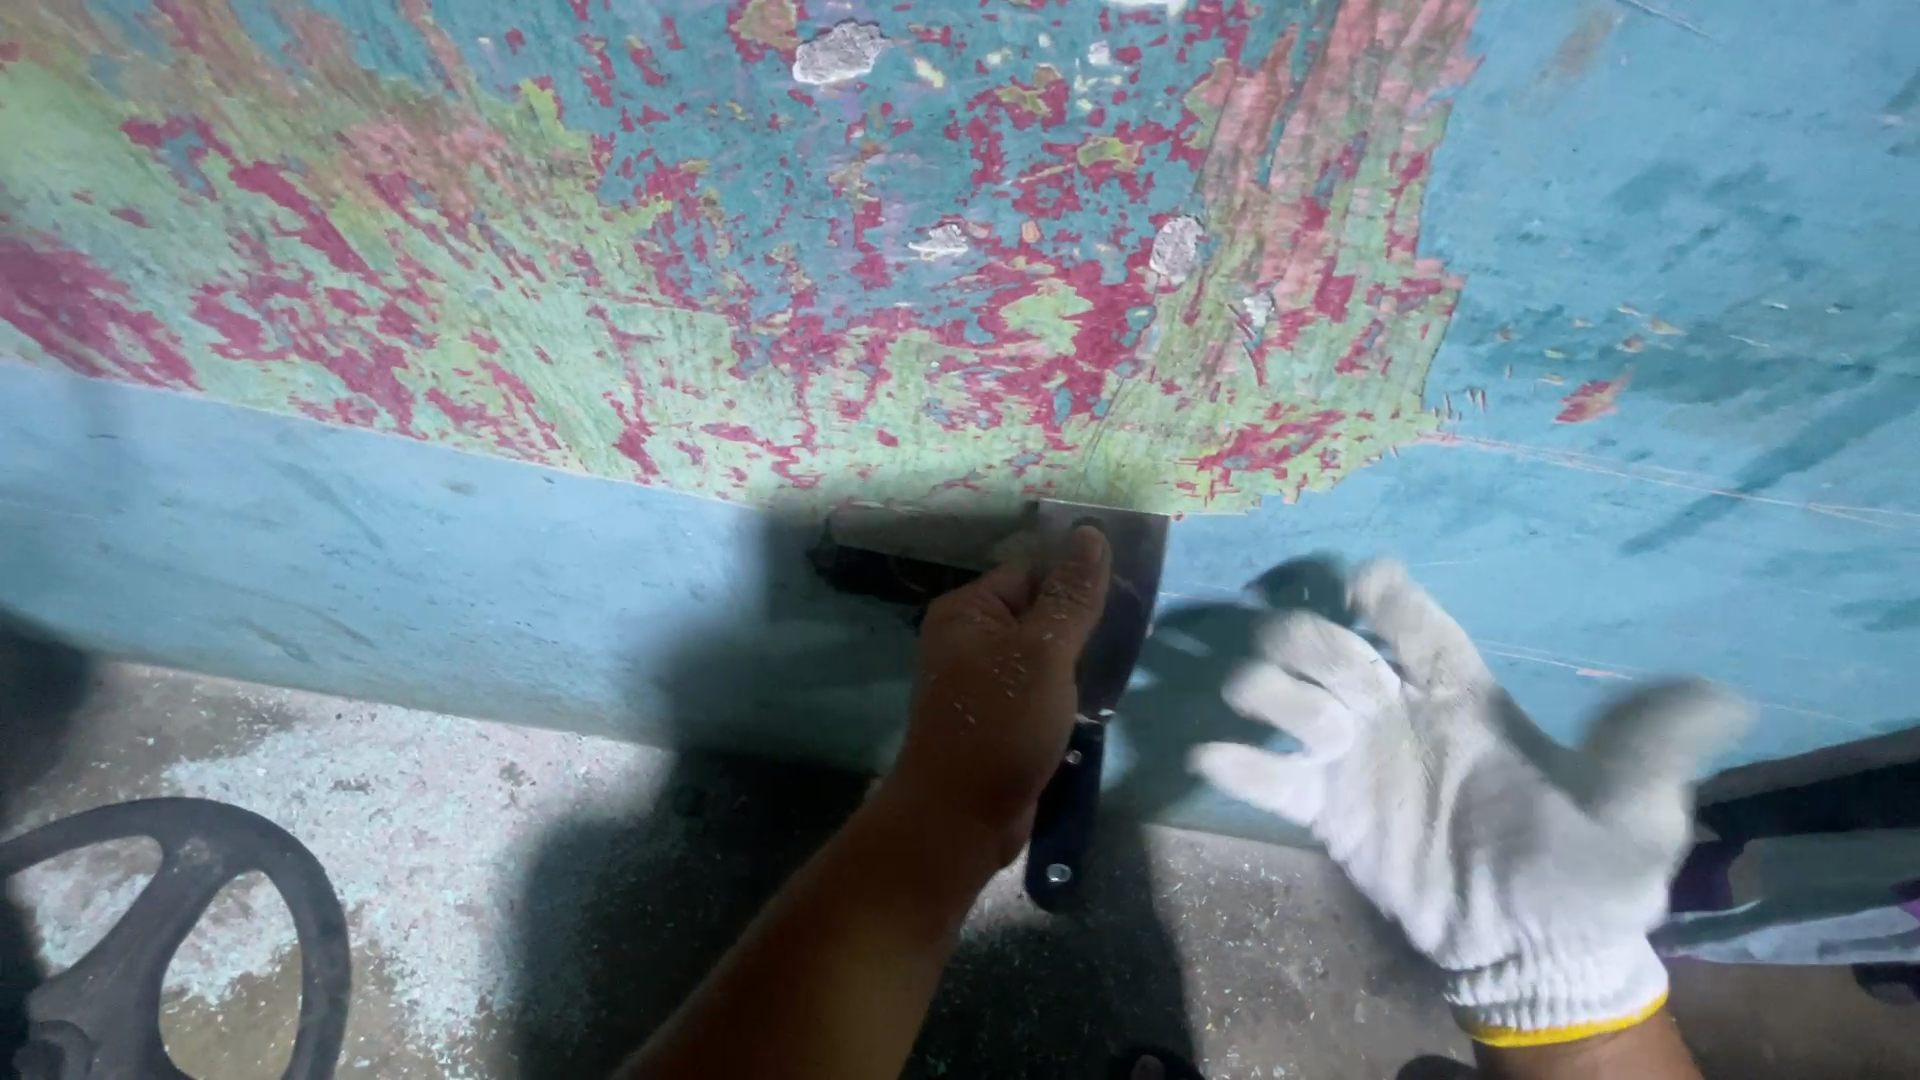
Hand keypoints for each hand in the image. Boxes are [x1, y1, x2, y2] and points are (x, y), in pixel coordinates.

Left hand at [880, 526, 1111, 869]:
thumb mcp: (1042, 653)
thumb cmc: (1000, 724)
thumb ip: (1071, 596)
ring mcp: (982, 680)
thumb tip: (1091, 534)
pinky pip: (1038, 689)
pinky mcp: (998, 716)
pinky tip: (1095, 704)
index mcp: (968, 611)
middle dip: (1079, 628)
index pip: (1031, 574)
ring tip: (1114, 673)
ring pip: (1042, 655)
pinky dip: (1065, 694)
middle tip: (1124, 641)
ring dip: (1077, 664)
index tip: (1121, 604)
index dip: (1074, 584)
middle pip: (1038, 613)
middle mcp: (969, 638)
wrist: (962, 818)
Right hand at [1193, 562, 1747, 1045]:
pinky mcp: (1319, 806)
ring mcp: (1346, 755)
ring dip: (1270, 694)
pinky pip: (1265, 776)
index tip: (1364, 580)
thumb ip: (1648, 755)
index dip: (1388, 597)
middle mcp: (1390, 707)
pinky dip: (1235, 764)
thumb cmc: (1580, 868)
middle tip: (1309, 668)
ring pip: (1285, 695)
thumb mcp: (1632, 817)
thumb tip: (1721, 695)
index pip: (1416, 626)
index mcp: (1459, 694)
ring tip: (1285, 725)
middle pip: (1328, 646)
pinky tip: (1211, 759)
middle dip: (1306, 640)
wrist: (1527, 946)